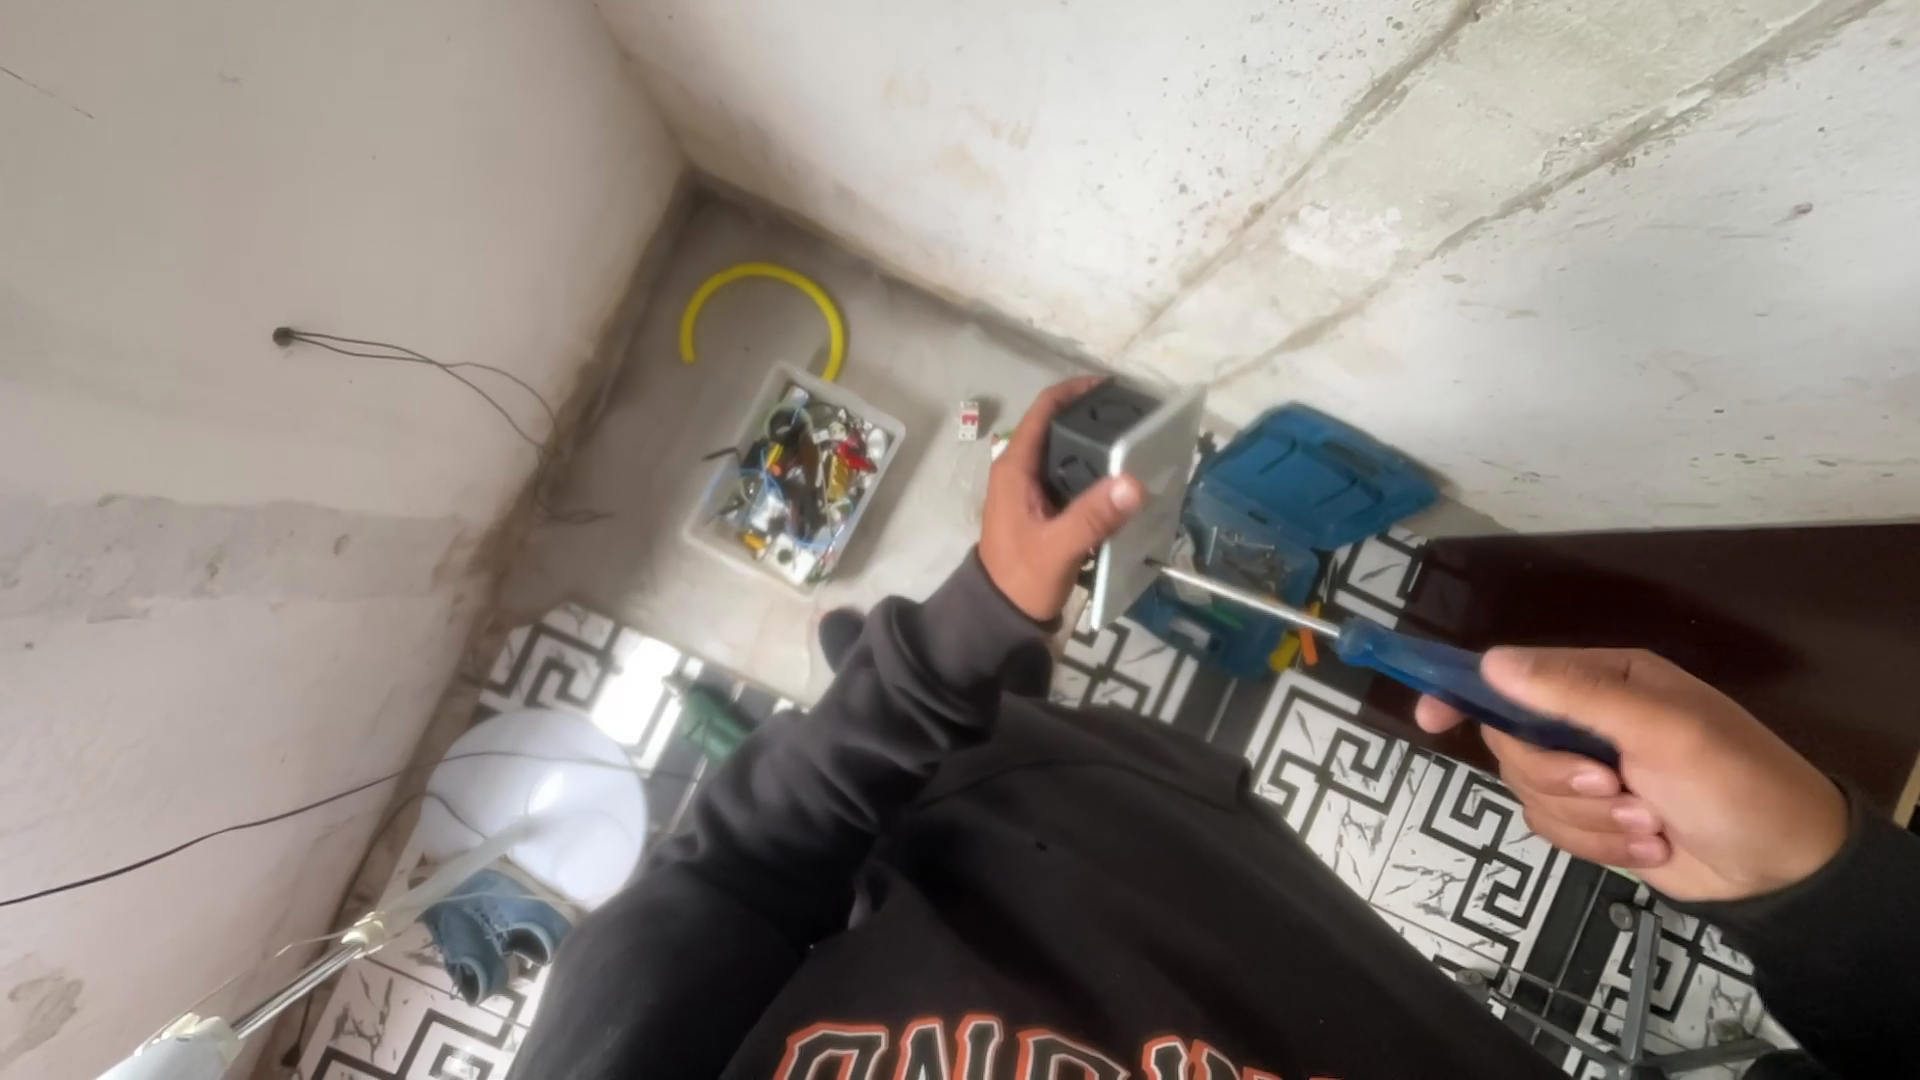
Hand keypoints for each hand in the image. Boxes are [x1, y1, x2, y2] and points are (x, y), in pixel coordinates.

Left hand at [979, 377, 1141, 621]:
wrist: (1002, 615)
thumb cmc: (1021, 578)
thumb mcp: (1058, 548)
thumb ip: (1092, 516)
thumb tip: (1133, 483)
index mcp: (1014, 468)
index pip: (1043, 411)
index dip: (1075, 391)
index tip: (1114, 387)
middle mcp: (1021, 470)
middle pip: (1059, 427)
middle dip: (1095, 417)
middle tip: (1139, 417)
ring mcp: (1033, 489)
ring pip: (1068, 453)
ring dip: (1098, 446)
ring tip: (1140, 442)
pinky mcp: (1046, 507)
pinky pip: (1073, 478)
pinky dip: (1096, 473)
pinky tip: (1125, 478)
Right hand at [1416, 648, 1847, 901]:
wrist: (1794, 874)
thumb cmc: (1738, 784)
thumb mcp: (1662, 729)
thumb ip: (1574, 694)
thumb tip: (1489, 662)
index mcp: (1599, 681)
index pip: (1507, 675)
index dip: (1461, 692)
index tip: (1430, 718)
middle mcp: (1580, 719)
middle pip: (1508, 742)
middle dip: (1555, 775)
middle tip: (1610, 786)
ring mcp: (1581, 768)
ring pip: (1525, 789)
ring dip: (1585, 816)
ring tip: (1647, 822)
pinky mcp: (1585, 814)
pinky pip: (1547, 825)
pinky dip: (1594, 841)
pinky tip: (1646, 842)